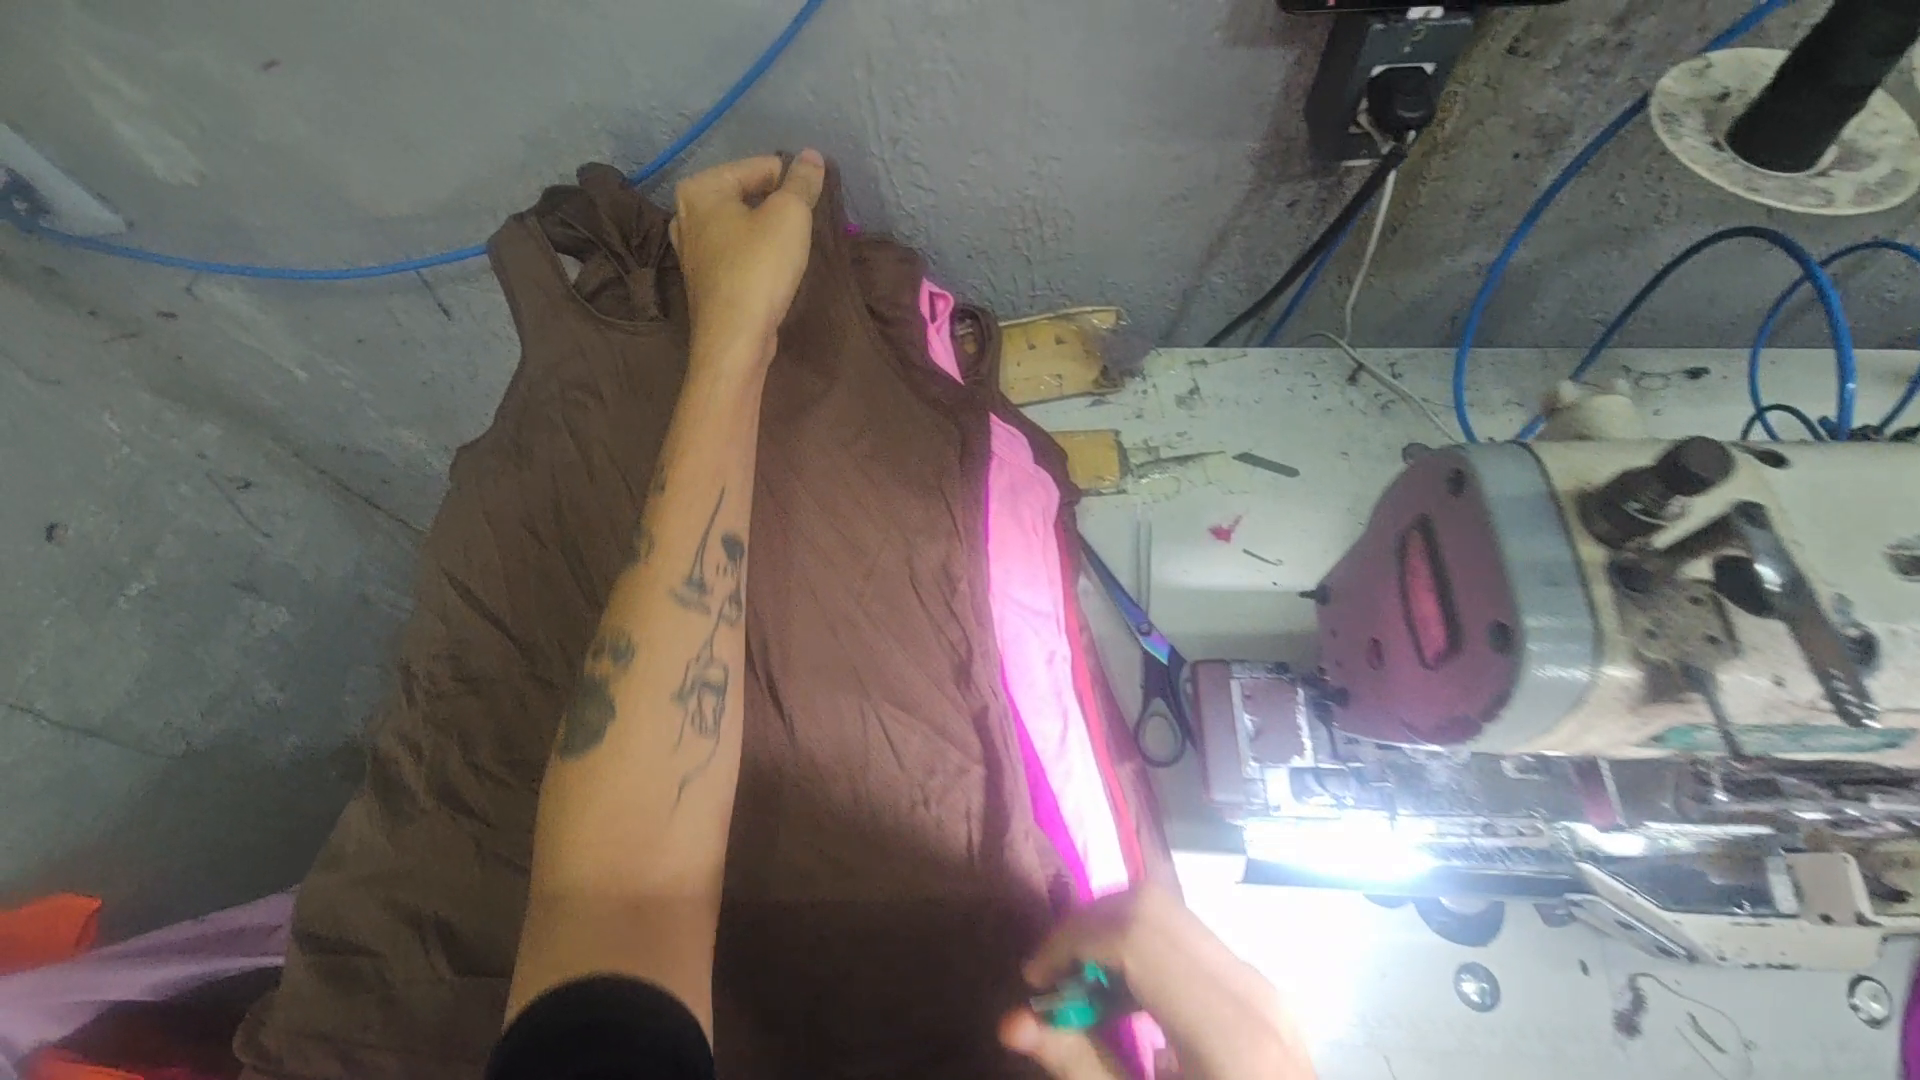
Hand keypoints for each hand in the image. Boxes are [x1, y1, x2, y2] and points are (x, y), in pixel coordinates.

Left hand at [669, 150, 827, 365]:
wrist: (735, 340)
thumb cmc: (759, 270)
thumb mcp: (790, 216)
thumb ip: (802, 182)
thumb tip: (812, 156)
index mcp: (701, 188)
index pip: (760, 167)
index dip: (793, 183)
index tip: (813, 207)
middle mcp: (685, 213)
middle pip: (747, 196)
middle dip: (777, 207)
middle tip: (803, 230)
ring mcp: (690, 250)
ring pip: (740, 226)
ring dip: (766, 233)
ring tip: (789, 252)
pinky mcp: (702, 281)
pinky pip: (734, 254)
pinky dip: (754, 256)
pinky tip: (770, 272)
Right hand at [999, 886, 1315, 1079]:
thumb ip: (1079, 1065)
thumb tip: (1009, 1021)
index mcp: (1228, 1031)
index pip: (1135, 936)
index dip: (1072, 942)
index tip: (1036, 982)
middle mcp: (1250, 988)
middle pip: (1150, 907)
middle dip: (1086, 928)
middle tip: (1052, 977)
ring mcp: (1261, 984)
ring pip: (1168, 913)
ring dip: (1111, 933)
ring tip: (1082, 989)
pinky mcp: (1258, 989)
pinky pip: (1187, 939)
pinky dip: (1141, 949)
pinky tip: (1123, 997)